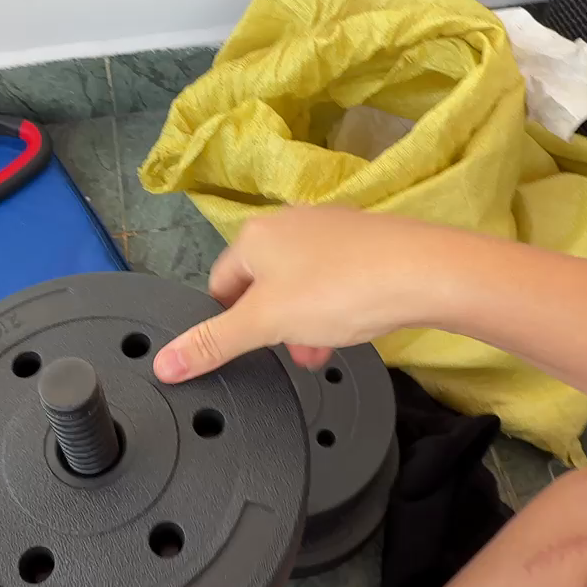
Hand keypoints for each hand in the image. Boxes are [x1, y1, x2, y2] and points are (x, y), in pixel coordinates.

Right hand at [152, 206, 470, 382]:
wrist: (424, 271)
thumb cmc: (336, 292)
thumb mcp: (266, 323)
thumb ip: (213, 343)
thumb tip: (162, 364)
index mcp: (253, 237)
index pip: (218, 286)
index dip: (229, 324)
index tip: (253, 349)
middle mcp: (286, 223)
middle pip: (259, 285)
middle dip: (270, 326)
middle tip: (291, 355)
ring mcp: (327, 227)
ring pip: (296, 283)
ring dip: (301, 321)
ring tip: (321, 352)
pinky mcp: (362, 237)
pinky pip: (330, 276)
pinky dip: (331, 304)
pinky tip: (350, 327)